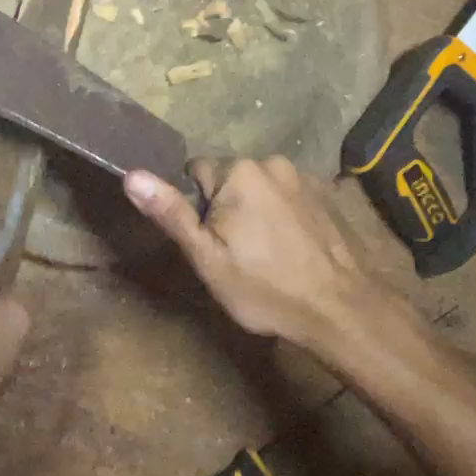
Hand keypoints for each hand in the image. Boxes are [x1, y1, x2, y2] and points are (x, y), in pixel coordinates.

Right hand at [124, 157, 391, 354]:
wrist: (345, 312)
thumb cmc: (267, 288)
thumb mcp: (207, 257)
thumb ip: (171, 213)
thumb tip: (131, 175)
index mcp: (238, 171)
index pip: (196, 174)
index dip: (197, 210)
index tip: (210, 242)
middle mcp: (271, 163)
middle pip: (228, 180)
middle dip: (225, 209)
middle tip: (235, 254)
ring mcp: (303, 179)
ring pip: (257, 190)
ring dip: (254, 212)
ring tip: (265, 256)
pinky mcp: (326, 196)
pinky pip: (285, 199)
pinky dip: (281, 218)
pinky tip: (290, 252)